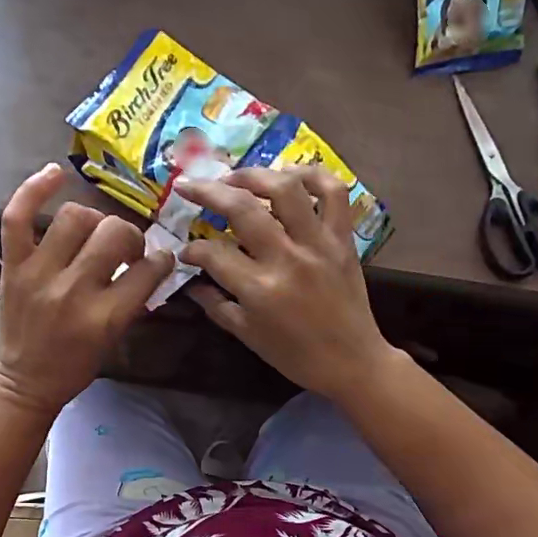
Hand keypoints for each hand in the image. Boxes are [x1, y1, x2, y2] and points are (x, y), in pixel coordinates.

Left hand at [0, 163, 172, 416]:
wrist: (24, 384)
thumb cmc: (74, 367)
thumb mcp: (114, 340)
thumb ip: (132, 301)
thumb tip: (151, 264)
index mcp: (104, 317)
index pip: (146, 271)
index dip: (160, 261)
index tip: (159, 261)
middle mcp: (73, 290)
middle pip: (114, 233)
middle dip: (129, 237)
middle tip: (125, 251)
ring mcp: (39, 274)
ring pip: (75, 217)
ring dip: (94, 220)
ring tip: (94, 234)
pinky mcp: (13, 265)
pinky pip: (18, 215)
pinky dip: (34, 188)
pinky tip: (55, 174)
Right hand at [176, 167, 397, 400]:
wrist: (351, 361)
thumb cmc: (295, 355)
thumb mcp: (248, 336)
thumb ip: (216, 305)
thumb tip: (191, 283)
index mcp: (259, 289)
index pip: (213, 254)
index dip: (192, 250)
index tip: (186, 252)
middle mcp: (286, 259)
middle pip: (242, 208)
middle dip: (207, 192)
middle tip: (189, 186)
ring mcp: (318, 244)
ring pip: (286, 189)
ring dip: (254, 175)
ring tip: (236, 178)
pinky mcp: (342, 239)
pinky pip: (333, 193)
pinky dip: (313, 176)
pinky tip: (290, 177)